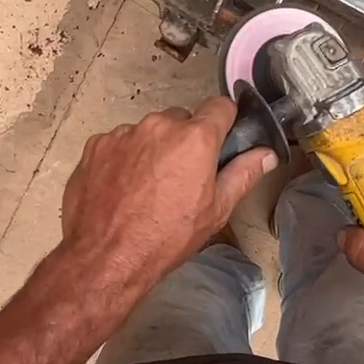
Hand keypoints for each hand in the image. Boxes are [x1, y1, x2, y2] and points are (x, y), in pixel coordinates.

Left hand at [58, 97, 276, 297]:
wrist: (106, 257)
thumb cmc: (164, 238)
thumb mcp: (216, 210)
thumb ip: (243, 174)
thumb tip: (266, 155)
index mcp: (194, 139)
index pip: (220, 106)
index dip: (224, 122)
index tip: (221, 140)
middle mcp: (159, 126)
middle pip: (182, 119)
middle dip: (185, 141)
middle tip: (183, 176)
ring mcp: (124, 134)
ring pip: (149, 131)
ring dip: (154, 149)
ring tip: (149, 187)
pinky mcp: (96, 146)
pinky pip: (120, 142)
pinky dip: (125, 158)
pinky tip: (125, 188)